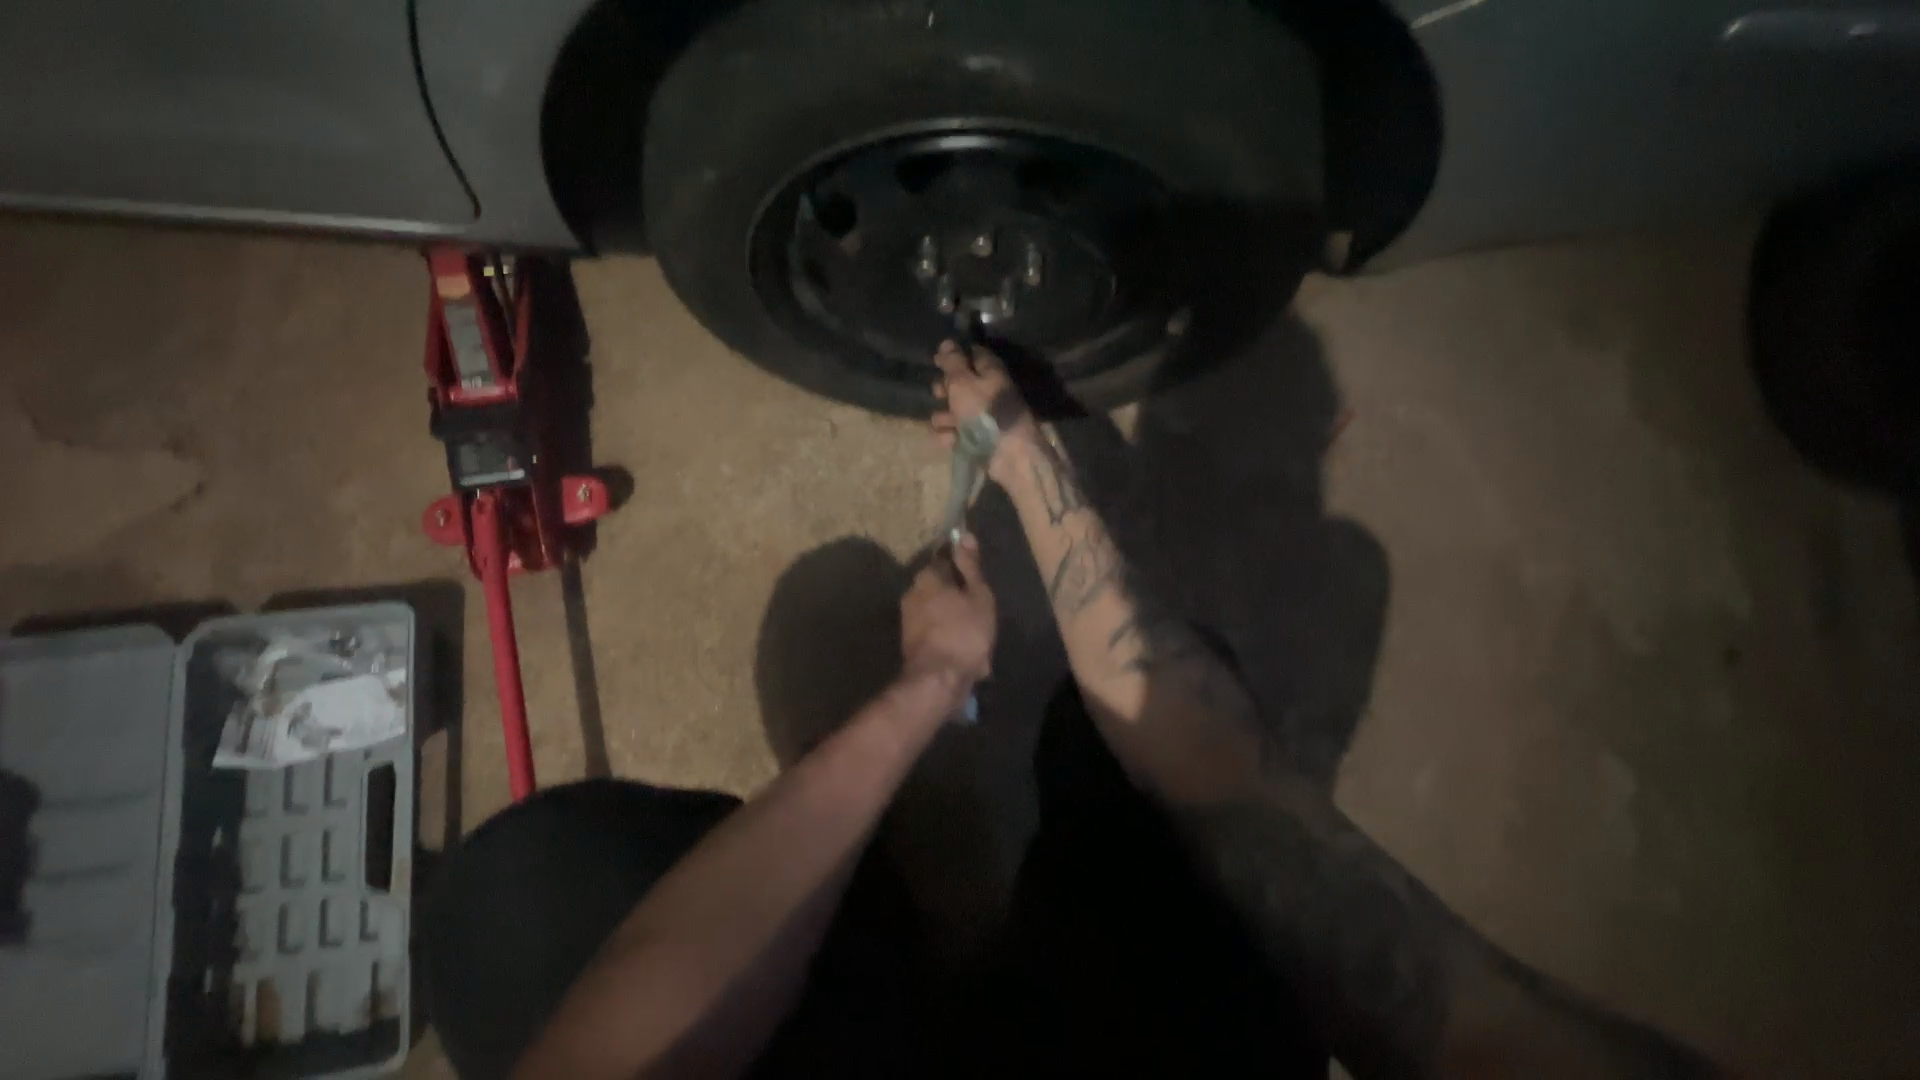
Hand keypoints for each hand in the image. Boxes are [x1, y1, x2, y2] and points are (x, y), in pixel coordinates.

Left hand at [900, 535, 996, 689]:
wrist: (939, 678)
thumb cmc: (965, 631)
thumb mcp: (978, 595)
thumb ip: (970, 566)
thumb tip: (963, 535)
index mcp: (927, 576)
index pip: (944, 561)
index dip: (962, 570)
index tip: (976, 583)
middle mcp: (911, 592)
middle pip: (937, 587)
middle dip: (954, 596)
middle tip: (977, 611)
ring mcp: (907, 619)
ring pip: (935, 610)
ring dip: (949, 618)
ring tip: (970, 633)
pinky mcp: (908, 642)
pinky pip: (932, 631)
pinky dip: (944, 636)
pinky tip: (958, 648)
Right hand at [931, 341, 1036, 481]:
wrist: (1010, 454)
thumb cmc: (985, 412)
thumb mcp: (964, 382)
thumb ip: (952, 363)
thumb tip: (946, 342)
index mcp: (990, 372)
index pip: (972, 355)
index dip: (953, 356)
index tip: (936, 359)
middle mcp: (987, 392)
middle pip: (960, 384)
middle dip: (945, 389)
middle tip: (939, 393)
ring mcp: (982, 418)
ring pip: (954, 412)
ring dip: (944, 417)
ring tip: (943, 422)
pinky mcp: (977, 440)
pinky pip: (956, 434)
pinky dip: (951, 437)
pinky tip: (950, 439)